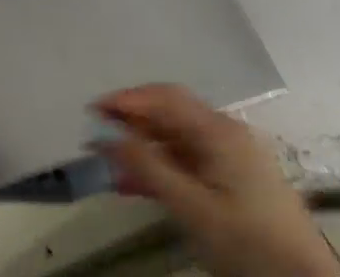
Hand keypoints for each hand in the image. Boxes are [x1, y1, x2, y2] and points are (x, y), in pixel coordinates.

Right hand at [96, 85, 339, 276]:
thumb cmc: (247, 242)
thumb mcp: (190, 206)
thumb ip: (146, 165)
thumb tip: (105, 134)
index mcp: (220, 131)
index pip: (164, 98)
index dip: (126, 99)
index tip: (91, 112)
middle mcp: (227, 135)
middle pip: (170, 115)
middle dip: (131, 123)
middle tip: (97, 137)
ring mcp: (233, 158)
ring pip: (176, 140)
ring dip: (142, 149)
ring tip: (112, 166)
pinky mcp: (235, 181)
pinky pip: (188, 162)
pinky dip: (161, 167)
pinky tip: (139, 185)